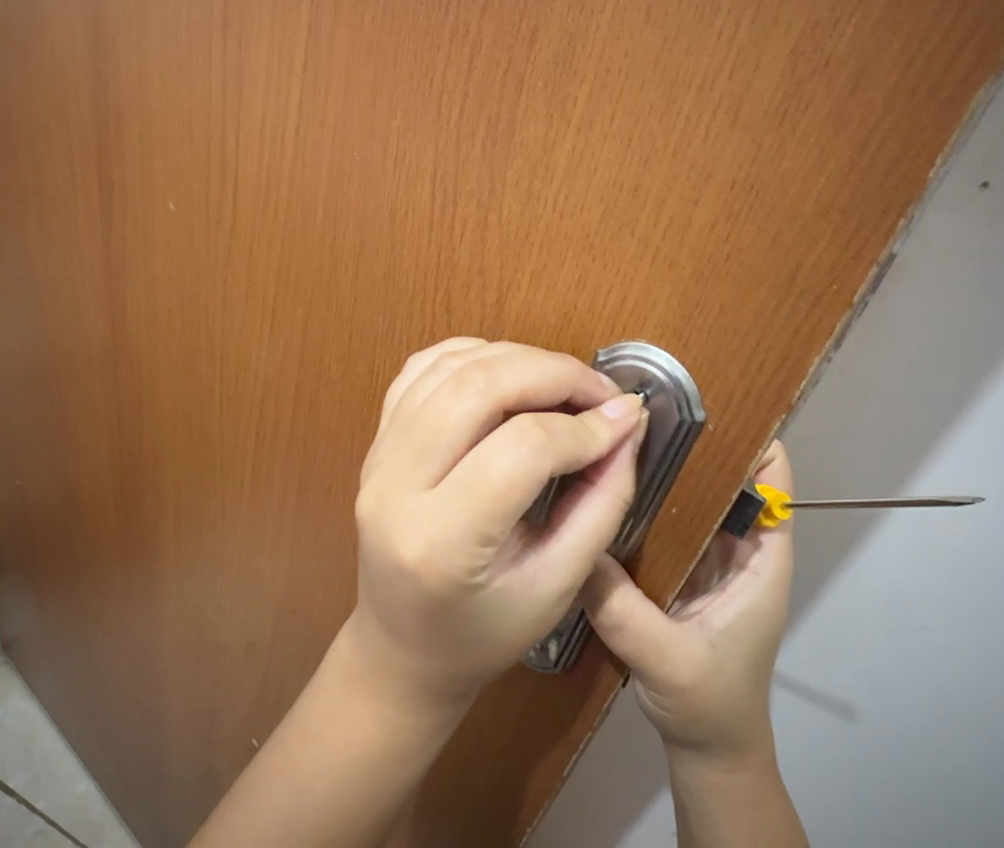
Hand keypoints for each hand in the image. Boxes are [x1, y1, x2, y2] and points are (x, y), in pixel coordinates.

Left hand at [346, 337, 646, 706]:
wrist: (402, 649)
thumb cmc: (484, 632)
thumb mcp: (559, 586)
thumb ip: (602, 503)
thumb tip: (627, 424)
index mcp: (441, 541)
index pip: (521, 448)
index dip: (584, 426)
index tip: (626, 422)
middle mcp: (396, 487)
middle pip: (478, 387)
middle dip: (553, 373)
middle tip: (601, 392)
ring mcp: (377, 458)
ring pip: (448, 366)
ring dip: (517, 358)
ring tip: (564, 384)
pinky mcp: (376, 442)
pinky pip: (421, 369)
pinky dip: (473, 355)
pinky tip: (511, 373)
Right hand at [582, 440, 795, 755]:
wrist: (707, 753)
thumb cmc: (710, 706)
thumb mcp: (667, 660)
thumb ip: (623, 611)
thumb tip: (578, 549)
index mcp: (761, 568)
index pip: (773, 492)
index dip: (756, 446)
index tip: (713, 407)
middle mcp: (739, 557)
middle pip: (729, 488)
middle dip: (697, 451)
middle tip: (649, 413)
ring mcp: (710, 567)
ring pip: (697, 507)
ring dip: (671, 477)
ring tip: (629, 440)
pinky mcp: (681, 579)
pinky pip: (670, 532)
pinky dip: (650, 510)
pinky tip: (613, 492)